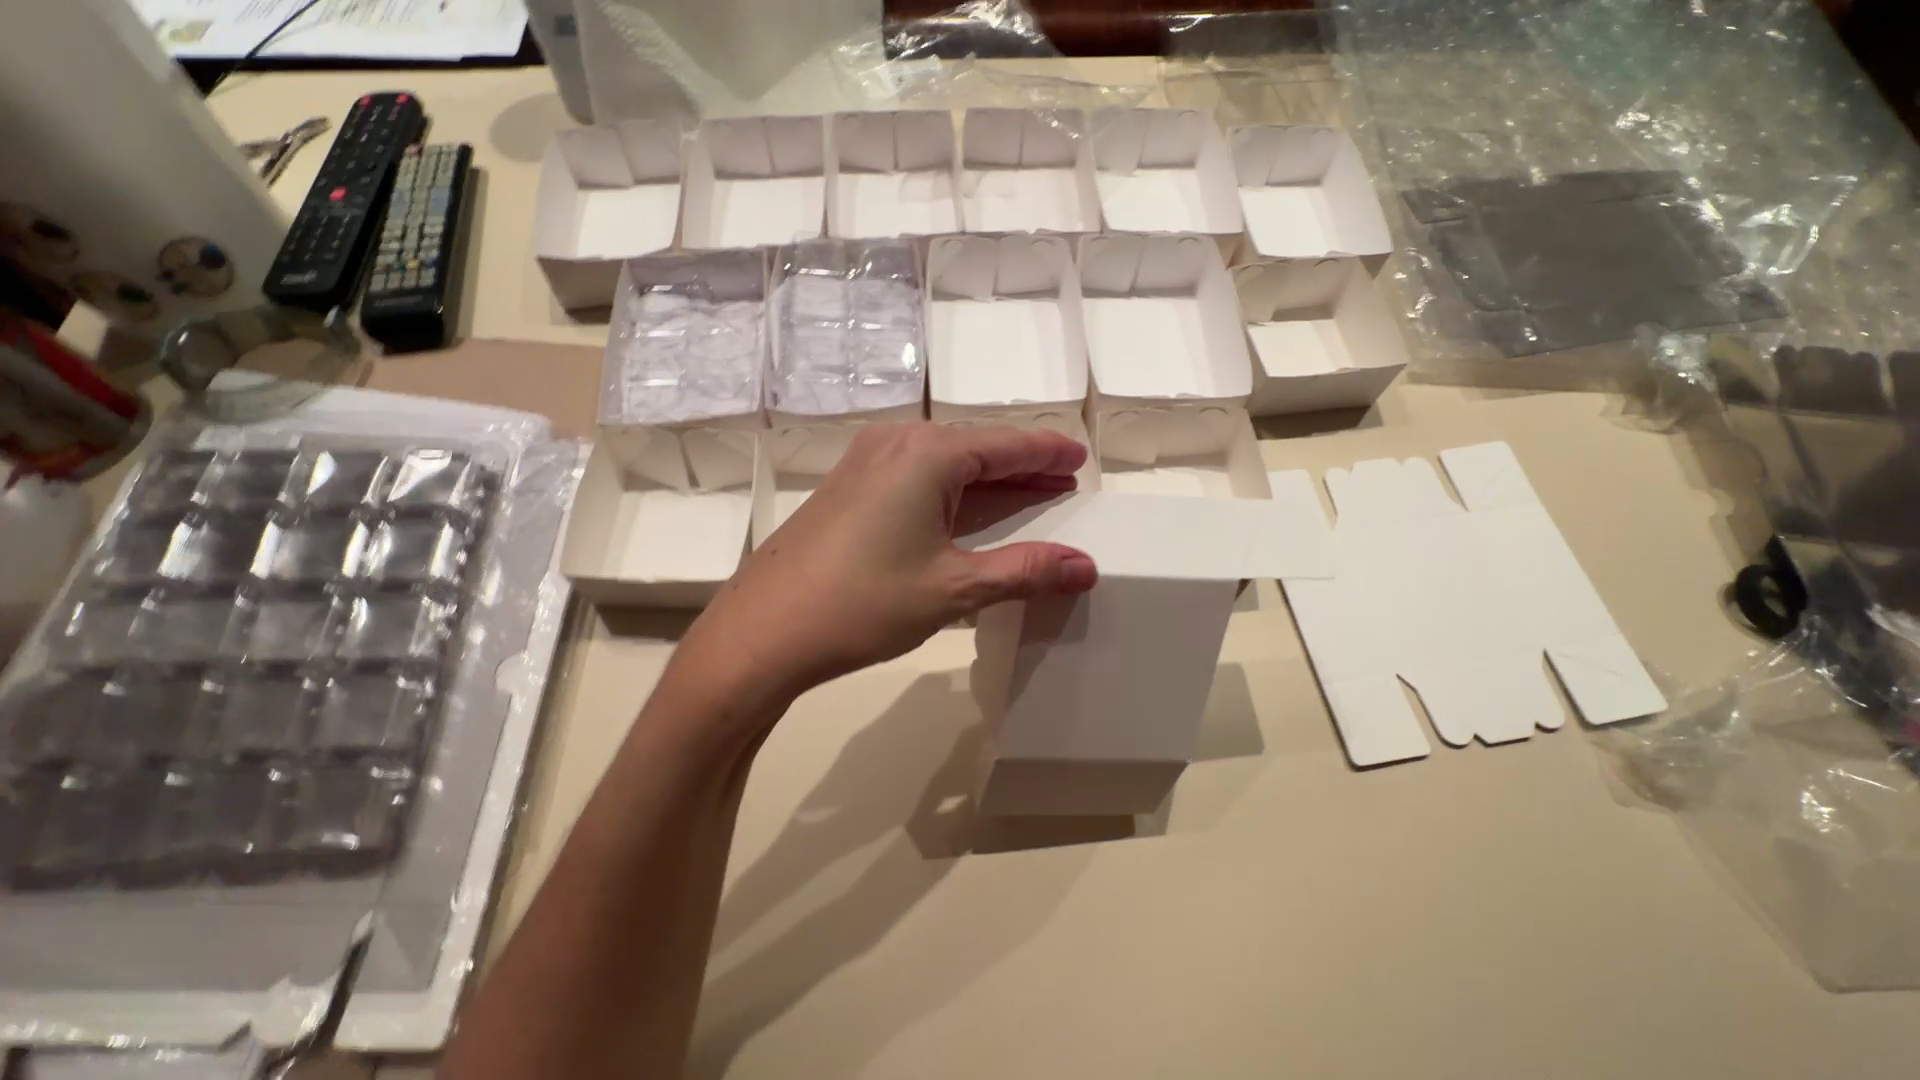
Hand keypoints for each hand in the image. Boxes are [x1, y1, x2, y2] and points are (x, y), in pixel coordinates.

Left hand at [669, 423, 1098, 724]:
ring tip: (1030, 499)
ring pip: (944, 463)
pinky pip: (916, 477)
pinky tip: (968, 515)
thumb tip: (1085, 566)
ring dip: (987, 482)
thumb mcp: (953, 588)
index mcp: (927, 454)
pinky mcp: (847, 486)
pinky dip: (952, 492)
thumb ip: (1024, 571)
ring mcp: (865, 461)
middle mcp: (896, 442)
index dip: (1048, 454)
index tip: (1080, 460)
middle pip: (976, 448)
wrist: (764, 630)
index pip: (1007, 444)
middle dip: (1022, 468)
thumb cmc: (863, 604)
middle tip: (1064, 485)